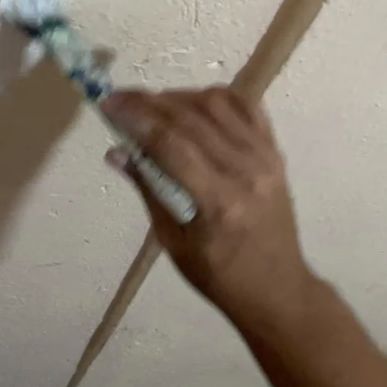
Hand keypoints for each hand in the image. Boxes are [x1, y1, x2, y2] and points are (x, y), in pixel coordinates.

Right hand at [100, 88, 316, 324]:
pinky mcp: (275, 151)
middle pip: (189, 118)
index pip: (170, 144)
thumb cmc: (219, 275)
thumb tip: (115, 151)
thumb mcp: (173, 241)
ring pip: (216, 104)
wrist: (278, 289)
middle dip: (147, 103)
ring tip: (154, 106)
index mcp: (219, 203)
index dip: (135, 118)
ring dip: (178, 96)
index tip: (108, 104)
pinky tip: (193, 103)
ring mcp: (265, 158)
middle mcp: (246, 173)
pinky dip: (215, 97)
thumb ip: (148, 189)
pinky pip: (245, 106)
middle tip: (120, 99)